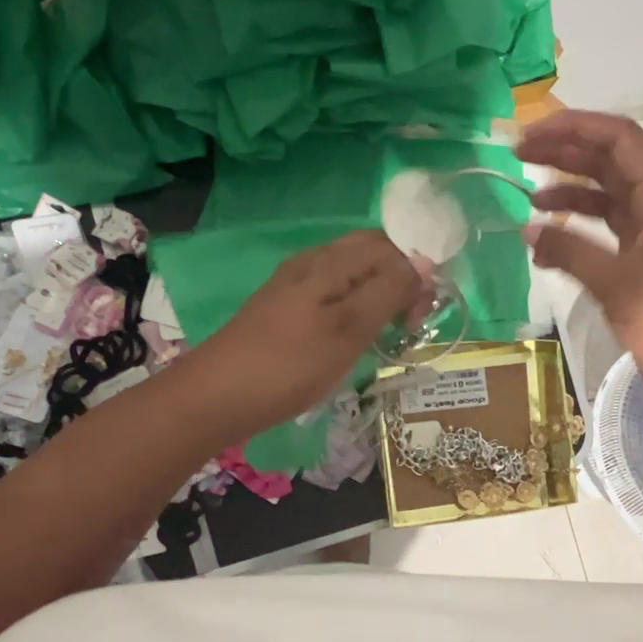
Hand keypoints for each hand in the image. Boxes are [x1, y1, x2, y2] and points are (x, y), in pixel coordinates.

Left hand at [185, 230, 419, 433]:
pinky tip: (352, 340)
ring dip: (376, 296)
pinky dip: (352, 309)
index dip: (416, 272)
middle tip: (410, 323)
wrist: (216, 396)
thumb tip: (426, 263)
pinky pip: (330, 296)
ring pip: (349, 276)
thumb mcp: (349, 329)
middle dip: (398, 280)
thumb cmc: (290, 365)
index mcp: (329, 262)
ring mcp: (292, 287)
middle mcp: (311, 263)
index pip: (389, 245)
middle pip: (368, 255)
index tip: (422, 316)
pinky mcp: (281, 311)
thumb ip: (389, 292)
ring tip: (387, 334)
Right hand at [518, 110, 642, 415]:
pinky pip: (608, 238)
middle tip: (518, 157)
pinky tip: (548, 245)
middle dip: (566, 154)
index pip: (621, 140)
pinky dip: (578, 235)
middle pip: (612, 164)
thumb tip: (528, 231)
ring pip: (608, 200)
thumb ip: (571, 253)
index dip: (576, 127)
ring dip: (570, 193)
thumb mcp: (620, 286)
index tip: (531, 135)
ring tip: (528, 198)